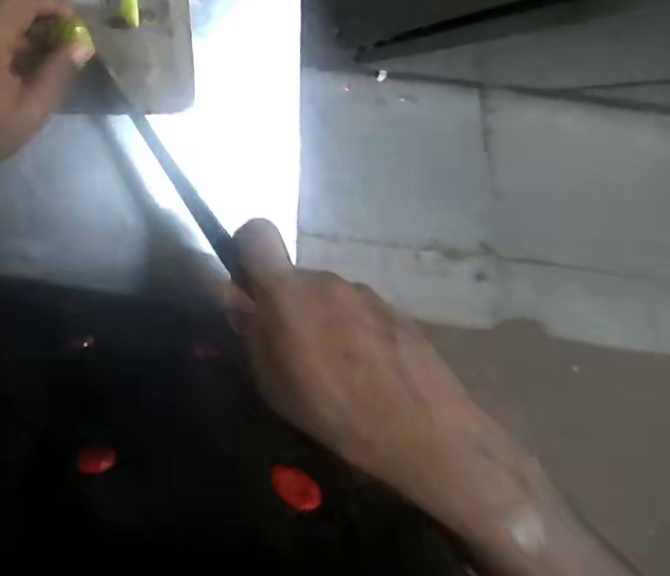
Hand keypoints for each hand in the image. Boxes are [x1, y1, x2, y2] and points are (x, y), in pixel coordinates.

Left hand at [0, 0, 92, 175]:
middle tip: (65, 26)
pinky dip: (9, 26)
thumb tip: (83, 45)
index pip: (23, 1)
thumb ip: (58, 73)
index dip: (53, 4)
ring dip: (24, 14)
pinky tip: (25, 52)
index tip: (75, 22)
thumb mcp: (33, 110)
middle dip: (40, 4)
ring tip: (50, 40)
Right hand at [229, 221, 558, 562]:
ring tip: (336, 371)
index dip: (245, 250)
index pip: (255, 232)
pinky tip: (368, 375)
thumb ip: (251, 331)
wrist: (432, 438)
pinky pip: (359, 312)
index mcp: (288, 292)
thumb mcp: (274, 383)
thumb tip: (236, 297)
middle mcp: (325, 279)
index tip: (248, 288)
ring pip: (327, 296)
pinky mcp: (395, 311)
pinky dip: (354, 334)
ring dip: (322, 321)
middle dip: (286, 304)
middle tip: (293, 352)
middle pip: (293, 276)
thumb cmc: (338, 412)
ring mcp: (364, 292)